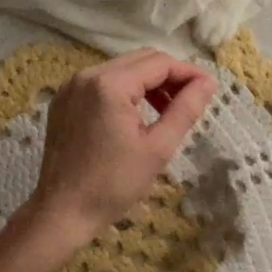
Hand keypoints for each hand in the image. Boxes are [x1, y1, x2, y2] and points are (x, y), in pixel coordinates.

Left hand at [28, 49, 216, 245]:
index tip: (209, 87)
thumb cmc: (113, 185)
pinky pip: (102, 82)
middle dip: (169, 75)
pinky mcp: (64, 99)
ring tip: (167, 109)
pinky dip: (124, 90)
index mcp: (110, 84)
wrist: (62, 211)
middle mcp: (87, 75)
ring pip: (121, 68)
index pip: (159, 63)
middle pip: (140, 59)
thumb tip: (207, 82)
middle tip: (191, 99)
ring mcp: (72, 85)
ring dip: (148, 82)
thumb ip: (184, 109)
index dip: (188, 72)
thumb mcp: (157, 148)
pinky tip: (136, 114)